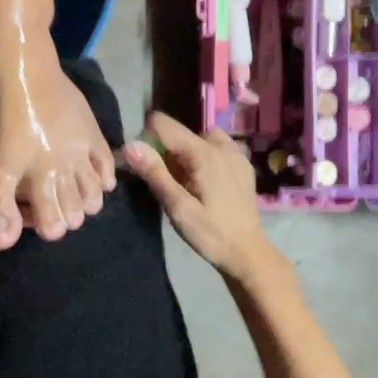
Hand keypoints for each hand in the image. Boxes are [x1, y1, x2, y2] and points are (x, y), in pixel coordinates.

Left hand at [0, 34, 116, 249]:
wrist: (16, 66)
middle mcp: (70, 170)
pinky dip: (104, 177)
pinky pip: (106, 161)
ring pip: (94, 189)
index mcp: (44, 182)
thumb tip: (4, 244)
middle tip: (51, 212)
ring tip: (73, 202)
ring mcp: (84, 148)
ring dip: (85, 201)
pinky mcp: (90, 128)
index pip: (54, 224)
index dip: (43, 228)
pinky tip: (98, 183)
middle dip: (64, 217)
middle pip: (76, 209)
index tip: (31, 221)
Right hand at [121, 112, 282, 283]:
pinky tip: (203, 182)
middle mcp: (222, 146)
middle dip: (167, 149)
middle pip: (182, 131)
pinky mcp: (242, 165)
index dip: (146, 138)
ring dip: (186, 152)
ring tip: (185, 180)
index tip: (144, 163)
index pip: (164, 124)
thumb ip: (154, 173)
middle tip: (168, 182)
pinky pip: (216, 148)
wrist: (248, 252)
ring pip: (199, 138)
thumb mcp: (177, 206)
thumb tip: (129, 145)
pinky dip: (203, 157)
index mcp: (204, 154)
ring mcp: (236, 154)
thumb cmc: (210, 233)